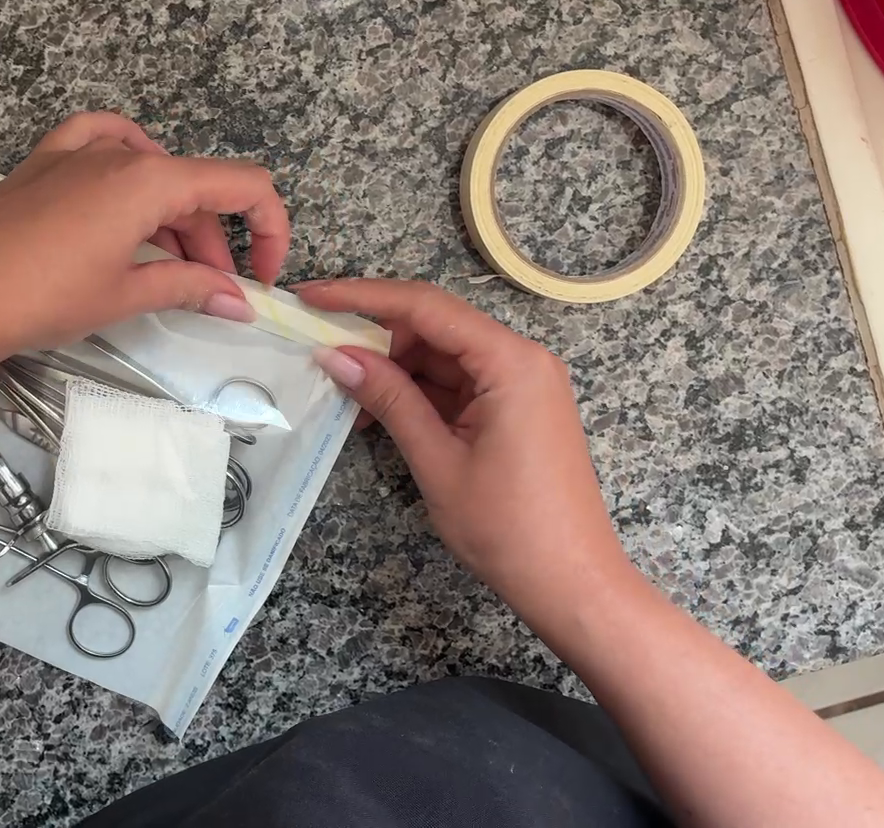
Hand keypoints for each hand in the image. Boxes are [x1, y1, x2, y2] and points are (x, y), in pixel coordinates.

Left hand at [0, 113, 290, 367]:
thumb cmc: (41, 299)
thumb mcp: (123, 295)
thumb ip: (188, 287)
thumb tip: (238, 301)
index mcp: (149, 181)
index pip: (242, 186)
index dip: (270, 230)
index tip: (263, 279)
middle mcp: (117, 155)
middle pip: (192, 185)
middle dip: (213, 239)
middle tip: (209, 291)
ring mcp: (73, 154)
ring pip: (148, 173)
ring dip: (171, 216)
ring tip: (165, 266)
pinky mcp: (39, 164)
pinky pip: (95, 142)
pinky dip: (123, 161)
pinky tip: (124, 187)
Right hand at [295, 279, 631, 613]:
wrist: (573, 588)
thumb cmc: (509, 527)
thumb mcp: (436, 459)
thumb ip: (387, 398)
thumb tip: (333, 355)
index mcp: (510, 362)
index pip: (424, 307)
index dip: (360, 296)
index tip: (310, 296)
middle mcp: (518, 359)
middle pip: (431, 324)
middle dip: (370, 332)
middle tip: (314, 342)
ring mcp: (515, 383)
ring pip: (436, 353)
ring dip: (387, 365)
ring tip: (336, 381)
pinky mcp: (507, 407)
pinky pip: (449, 382)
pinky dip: (409, 390)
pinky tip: (371, 409)